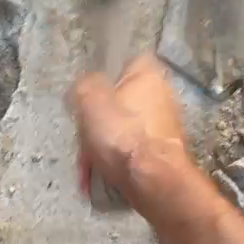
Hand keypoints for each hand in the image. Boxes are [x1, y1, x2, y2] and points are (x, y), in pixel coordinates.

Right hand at [67, 53, 192, 214]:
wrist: (152, 181)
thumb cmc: (122, 135)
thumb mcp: (91, 101)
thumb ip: (82, 86)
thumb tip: (82, 88)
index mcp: (147, 74)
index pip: (122, 62)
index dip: (100, 77)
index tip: (85, 96)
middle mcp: (160, 95)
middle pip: (116, 102)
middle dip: (94, 123)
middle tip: (82, 139)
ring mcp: (161, 126)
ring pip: (119, 130)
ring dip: (99, 147)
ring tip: (86, 166)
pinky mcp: (158, 152)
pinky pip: (127, 151)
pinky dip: (112, 162)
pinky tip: (97, 176)